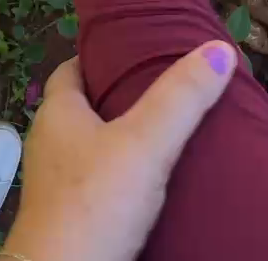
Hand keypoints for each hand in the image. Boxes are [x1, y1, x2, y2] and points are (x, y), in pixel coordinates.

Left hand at [0, 42, 238, 260]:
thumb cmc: (94, 201)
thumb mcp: (144, 142)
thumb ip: (180, 99)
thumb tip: (219, 48)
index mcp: (57, 111)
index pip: (72, 69)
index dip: (100, 57)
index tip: (133, 52)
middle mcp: (48, 142)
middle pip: (82, 107)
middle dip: (116, 99)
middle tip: (159, 94)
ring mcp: (53, 184)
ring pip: (87, 148)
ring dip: (117, 143)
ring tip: (160, 139)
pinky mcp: (65, 219)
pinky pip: (92, 184)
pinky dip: (116, 180)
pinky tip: (146, 190)